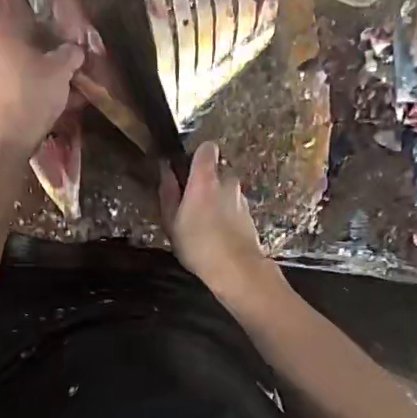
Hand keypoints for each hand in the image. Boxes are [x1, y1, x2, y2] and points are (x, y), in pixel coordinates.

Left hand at [0, 0, 83, 154]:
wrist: (10, 137)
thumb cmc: (34, 94)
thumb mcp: (61, 70)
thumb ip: (70, 53)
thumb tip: (74, 49)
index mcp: (1, 31)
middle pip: (18, 32)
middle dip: (40, 38)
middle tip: (62, 42)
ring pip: (18, 57)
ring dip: (39, 62)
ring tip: (63, 72)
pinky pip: (16, 76)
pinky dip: (32, 79)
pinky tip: (53, 91)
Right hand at [159, 141, 277, 297]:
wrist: (237, 269)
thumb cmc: (198, 245)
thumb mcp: (172, 221)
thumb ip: (168, 193)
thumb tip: (166, 171)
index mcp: (205, 179)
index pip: (207, 148)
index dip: (197, 155)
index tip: (186, 171)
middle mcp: (228, 182)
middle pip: (217, 171)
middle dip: (206, 182)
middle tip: (190, 204)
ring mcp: (241, 198)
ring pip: (226, 190)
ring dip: (217, 200)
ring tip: (204, 224)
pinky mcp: (250, 214)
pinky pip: (234, 206)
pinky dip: (226, 214)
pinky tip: (218, 234)